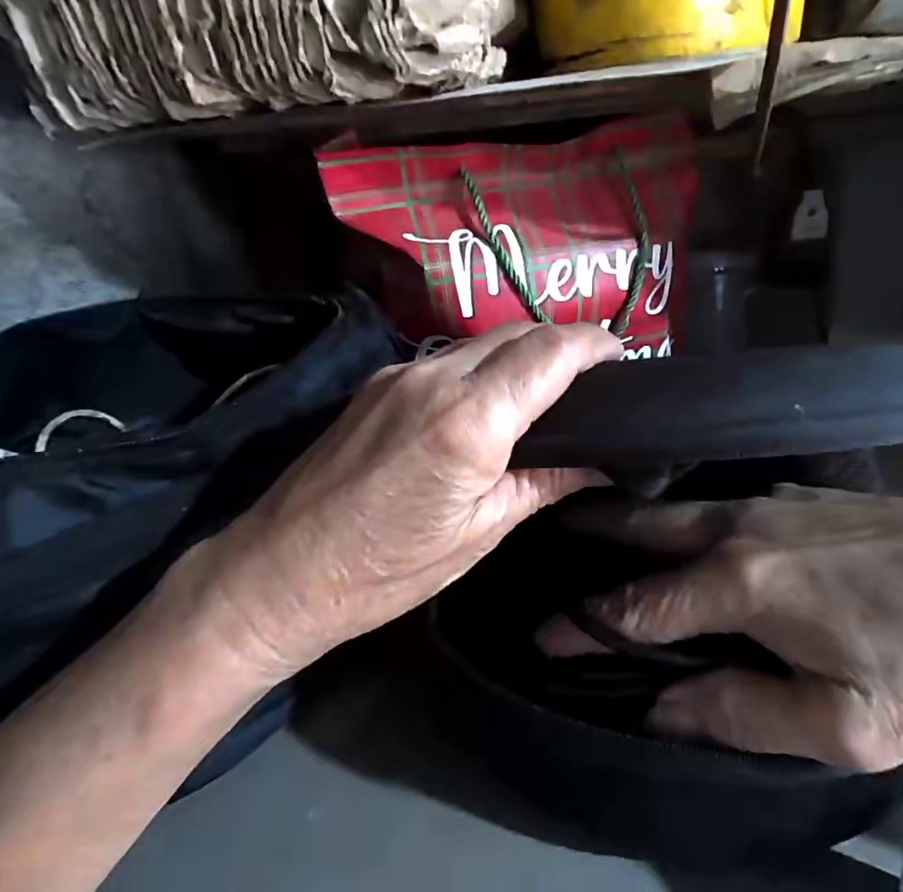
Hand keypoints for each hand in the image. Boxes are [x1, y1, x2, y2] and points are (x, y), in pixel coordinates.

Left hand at [177, 322, 620, 682]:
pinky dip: (484, 366)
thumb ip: (544, 482)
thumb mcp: (480, 532)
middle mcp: (436, 377)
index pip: (549, 352)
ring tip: (549, 389)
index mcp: (470, 420)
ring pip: (483, 341)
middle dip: (563, 343)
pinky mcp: (380, 380)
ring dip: (522, 352)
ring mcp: (403, 372)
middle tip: (593, 377)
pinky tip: (492, 398)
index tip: (622, 355)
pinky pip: (449, 357)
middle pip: (519, 333)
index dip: (593, 343)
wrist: (280, 568)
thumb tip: (599, 463)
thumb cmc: (387, 569)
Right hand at [540, 486, 902, 770]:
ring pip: (683, 509)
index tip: (540, 636)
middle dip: (591, 532)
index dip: (583, 626)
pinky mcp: (807, 494)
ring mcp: (775, 501)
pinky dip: (688, 515)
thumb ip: (741, 713)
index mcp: (740, 585)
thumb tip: (660, 707)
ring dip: (636, 518)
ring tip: (601, 523)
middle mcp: (741, 528)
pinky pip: (726, 502)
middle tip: (549, 530)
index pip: (636, 607)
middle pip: (645, 527)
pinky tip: (692, 525)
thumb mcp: (846, 726)